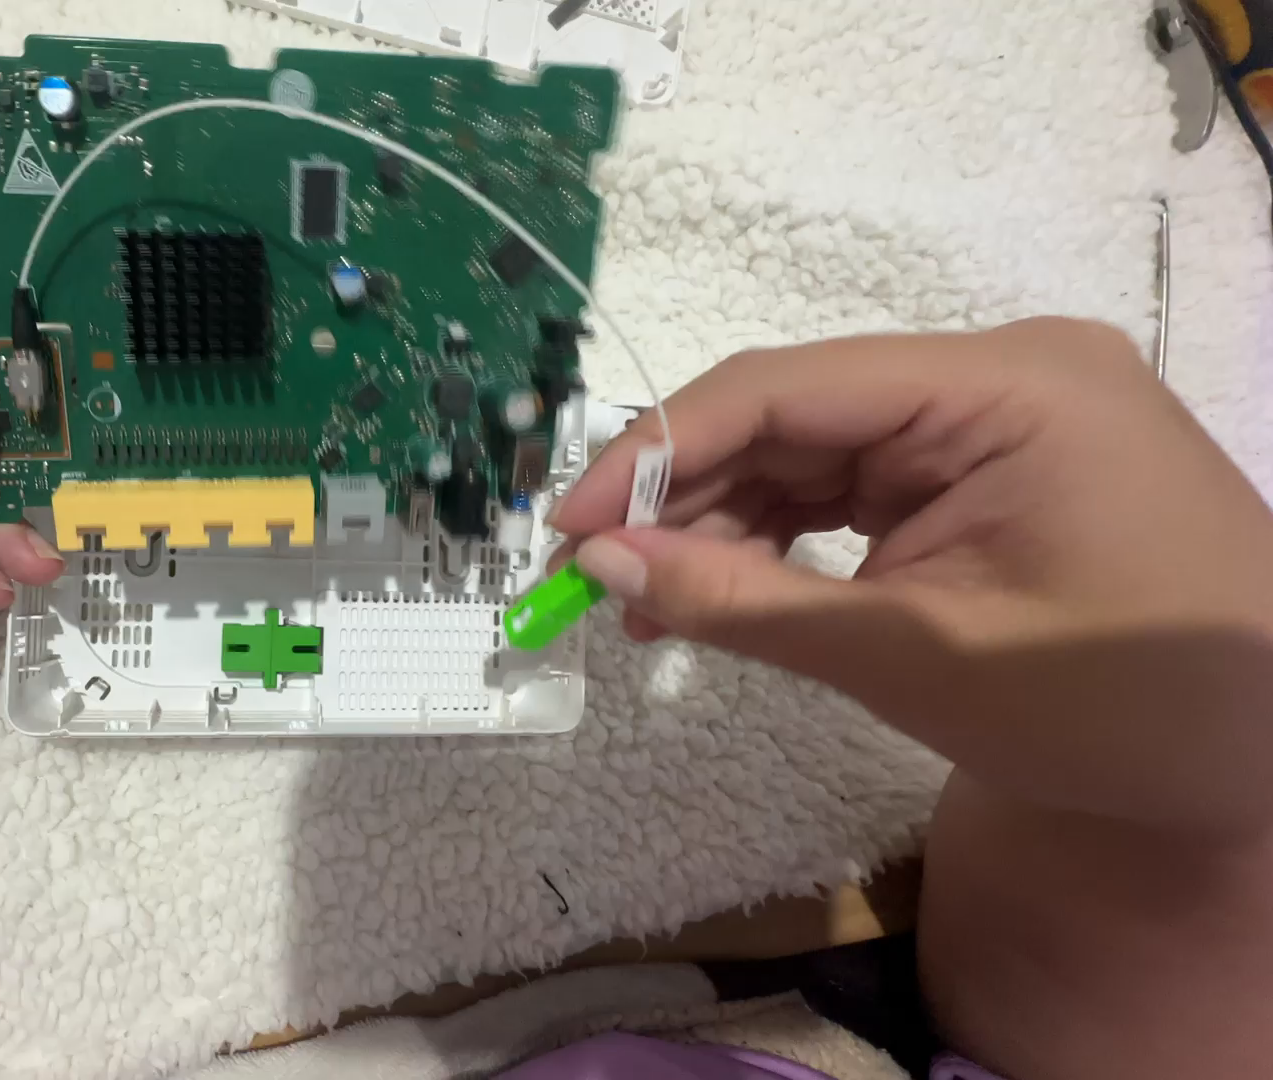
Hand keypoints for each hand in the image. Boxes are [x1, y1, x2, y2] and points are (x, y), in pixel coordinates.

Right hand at [555, 319, 1272, 1079]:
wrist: (1236, 779)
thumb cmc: (1112, 715)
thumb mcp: (905, 655)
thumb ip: (739, 599)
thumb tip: (597, 561)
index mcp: (1001, 389)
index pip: (780, 388)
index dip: (655, 450)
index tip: (570, 522)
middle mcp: (971, 384)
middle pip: (768, 421)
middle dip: (667, 500)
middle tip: (585, 572)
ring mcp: (952, 430)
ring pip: (774, 462)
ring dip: (695, 532)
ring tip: (634, 606)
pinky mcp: (934, 478)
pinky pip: (806, 497)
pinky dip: (741, 548)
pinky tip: (691, 598)